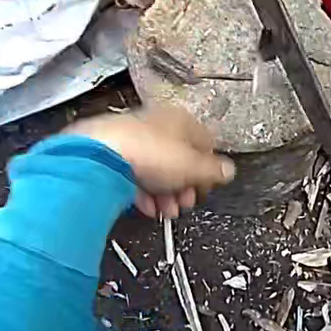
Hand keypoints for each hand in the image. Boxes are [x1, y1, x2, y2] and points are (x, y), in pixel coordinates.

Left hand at [65, 105, 235, 218]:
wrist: (102, 157)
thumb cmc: (148, 154)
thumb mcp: (194, 167)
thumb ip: (215, 171)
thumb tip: (228, 171)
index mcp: (181, 120)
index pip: (205, 144)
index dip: (208, 170)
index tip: (205, 188)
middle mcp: (156, 124)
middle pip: (178, 159)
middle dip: (184, 186)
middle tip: (185, 202)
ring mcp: (133, 138)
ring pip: (156, 169)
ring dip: (165, 194)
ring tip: (166, 211)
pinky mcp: (113, 154)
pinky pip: (134, 175)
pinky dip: (143, 193)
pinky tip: (147, 207)